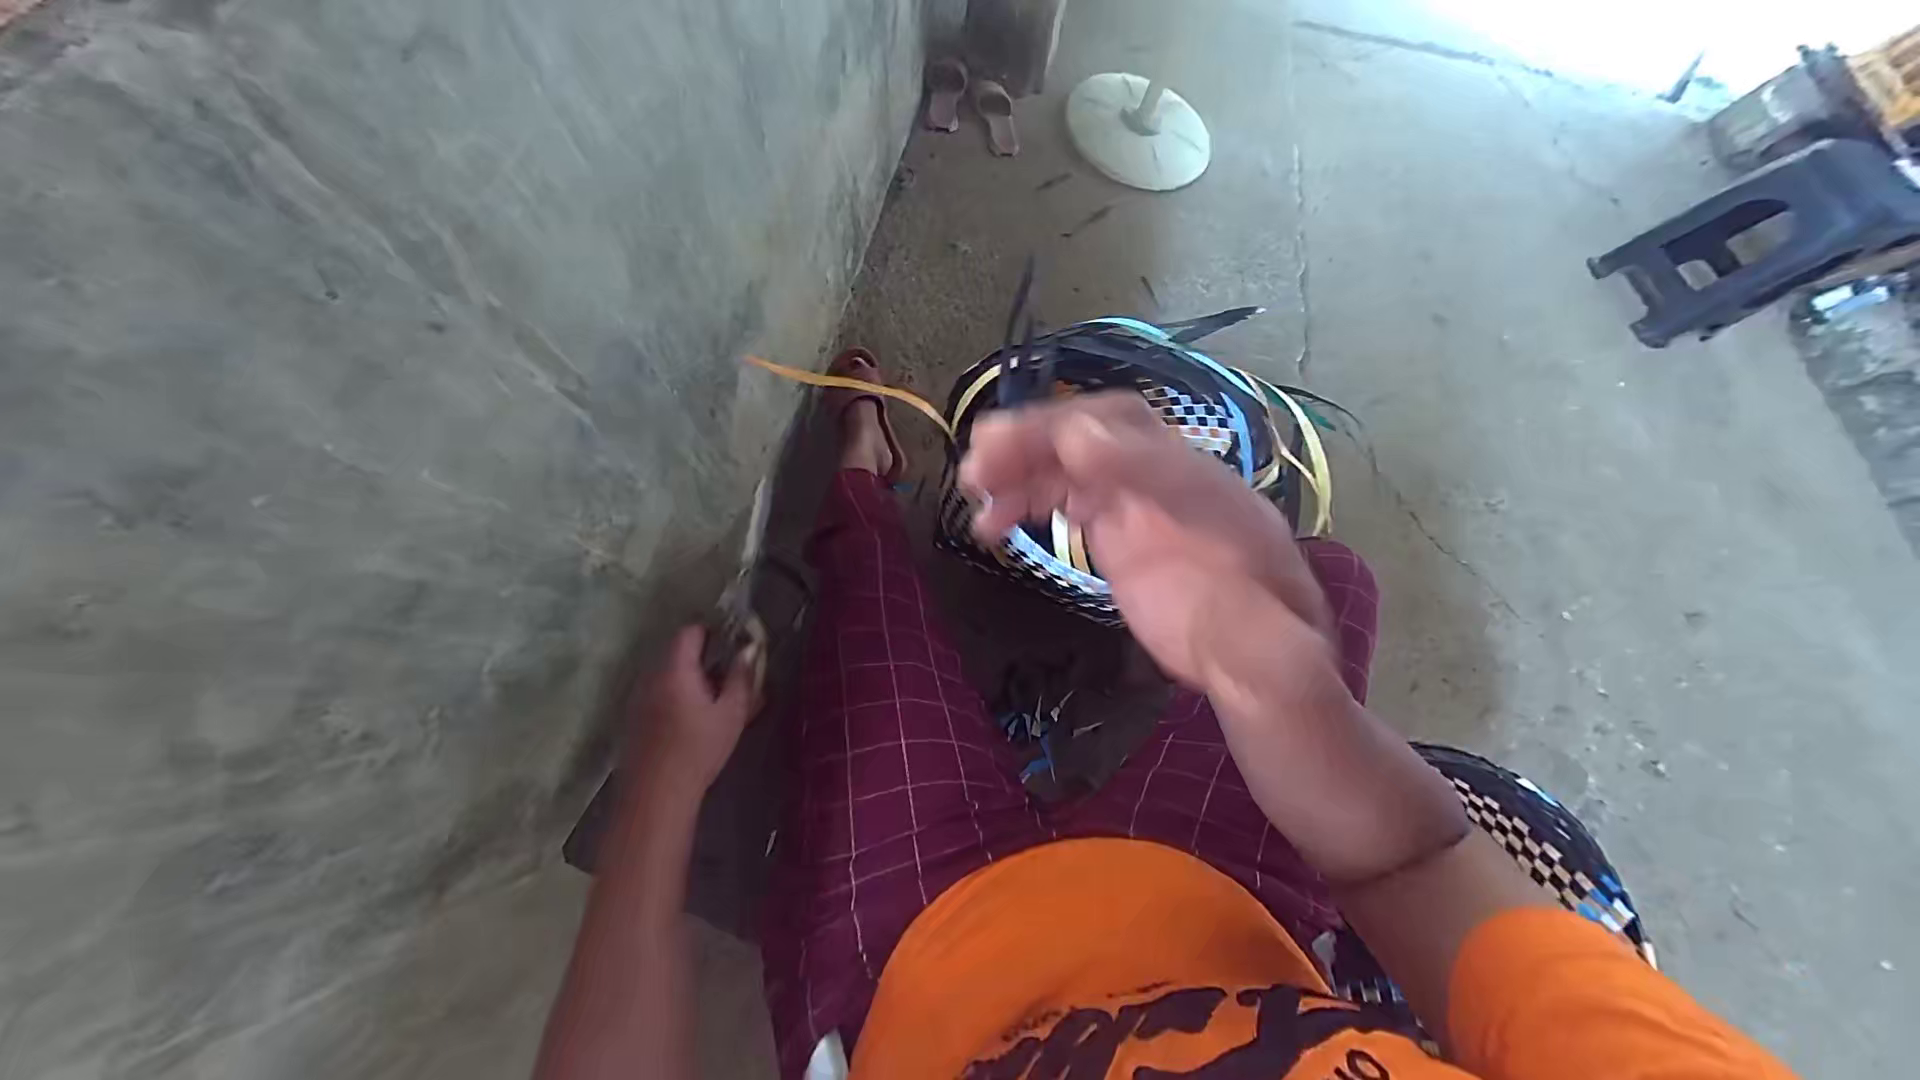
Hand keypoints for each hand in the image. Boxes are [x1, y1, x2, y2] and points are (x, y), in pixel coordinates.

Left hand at [626, 625, 761, 793]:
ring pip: (665, 673)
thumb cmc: (699, 750)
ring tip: (713, 700)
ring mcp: (637, 697)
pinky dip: (674, 695)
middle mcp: (650, 677)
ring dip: (689, 677)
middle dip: (703, 657)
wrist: (655, 795)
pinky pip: (656, 692)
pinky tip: (690, 720)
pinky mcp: (632, 718)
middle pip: (676, 652)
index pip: (689, 632)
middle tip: (728, 675)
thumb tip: (750, 649)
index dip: (712, 632)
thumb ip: (742, 677)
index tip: (732, 646)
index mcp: (675, 670)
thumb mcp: (732, 713)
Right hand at [958, 393, 1337, 695]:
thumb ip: (1233, 610)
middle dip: (1038, 441)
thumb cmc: (1255, 646)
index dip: (1102, 443)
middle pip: (1095, 437)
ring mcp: (1134, 498)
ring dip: (1017, 467)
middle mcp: (1166, 481)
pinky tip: (991, 523)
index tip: (1058, 453)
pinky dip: (1020, 499)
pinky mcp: (1110, 521)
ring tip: (974, 487)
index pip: (1150, 446)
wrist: (1245, 661)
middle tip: (981, 459)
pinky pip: (1058, 493)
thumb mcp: (1261, 636)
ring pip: (1067, 462)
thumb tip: (1196, 597)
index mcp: (1206, 492)